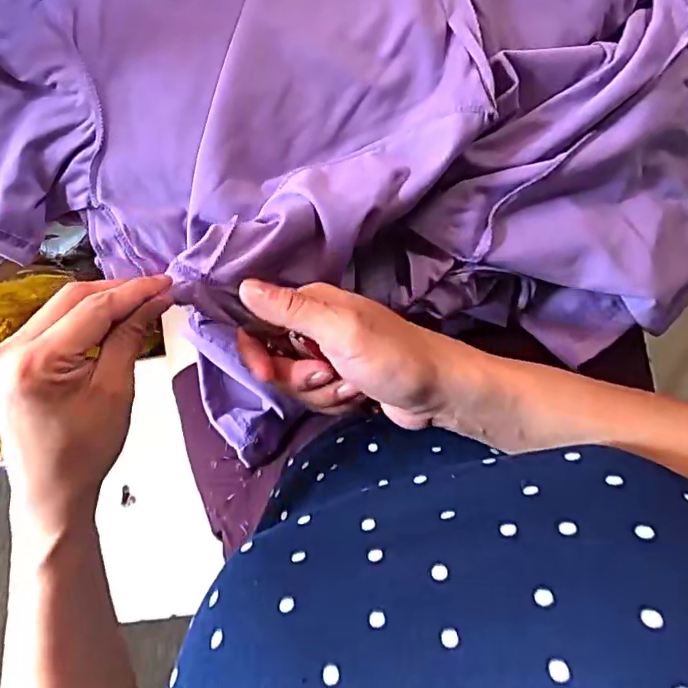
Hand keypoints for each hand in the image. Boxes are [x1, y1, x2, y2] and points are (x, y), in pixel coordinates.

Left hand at [0, 275, 173, 541]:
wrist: (50, 494)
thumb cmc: (82, 455)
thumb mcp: (115, 391)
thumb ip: (129, 337)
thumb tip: (151, 301)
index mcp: (35, 361)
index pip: (92, 307)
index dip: (132, 292)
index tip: (162, 283)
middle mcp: (10, 350)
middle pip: (71, 298)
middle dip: (115, 291)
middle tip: (153, 290)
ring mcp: (4, 353)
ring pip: (60, 305)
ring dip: (98, 301)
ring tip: (135, 303)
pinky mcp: (8, 357)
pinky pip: (49, 322)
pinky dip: (79, 316)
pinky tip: (105, 319)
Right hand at [235, 279, 470, 429]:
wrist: (443, 393)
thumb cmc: (392, 356)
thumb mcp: (338, 330)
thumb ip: (289, 309)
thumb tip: (244, 286)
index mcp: (309, 303)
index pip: (256, 323)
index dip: (255, 351)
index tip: (266, 373)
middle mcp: (312, 324)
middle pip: (272, 358)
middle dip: (296, 377)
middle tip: (328, 375)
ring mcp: (326, 353)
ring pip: (293, 383)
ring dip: (319, 392)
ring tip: (351, 385)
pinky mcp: (338, 379)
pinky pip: (313, 396)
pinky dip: (333, 401)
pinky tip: (358, 395)